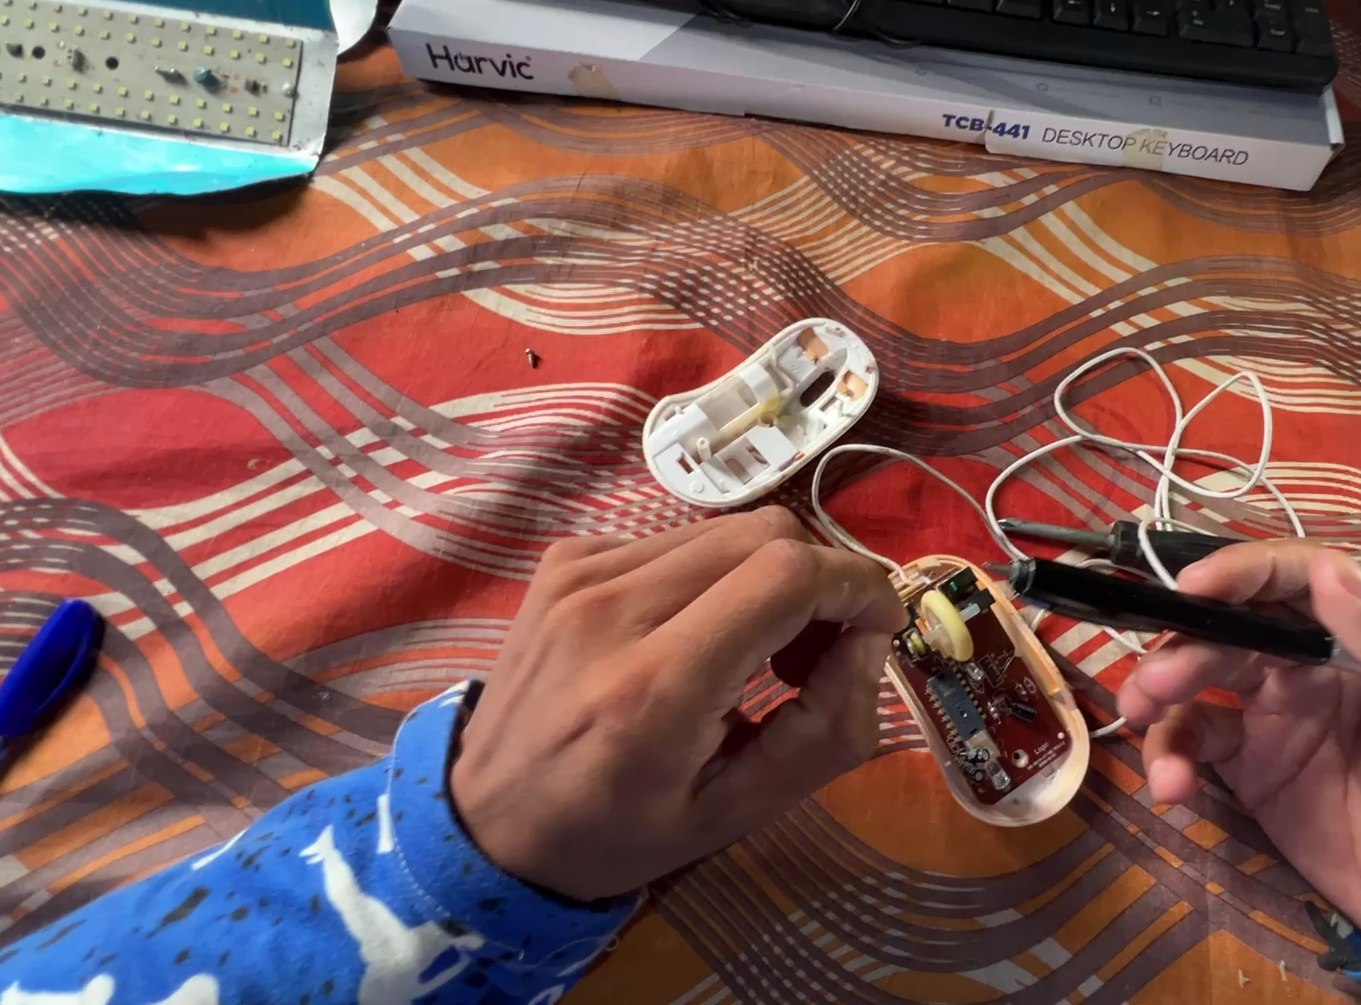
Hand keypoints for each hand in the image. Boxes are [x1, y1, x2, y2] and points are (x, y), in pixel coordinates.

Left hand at [450, 507, 906, 900]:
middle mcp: (613, 606)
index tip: (877, 624)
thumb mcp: (737, 813)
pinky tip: (694, 626)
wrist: (484, 820)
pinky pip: (683, 538)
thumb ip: (826, 730)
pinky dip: (717, 573)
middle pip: (768, 534)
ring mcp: (583, 569)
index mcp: (654, 687)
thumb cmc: (618, 832)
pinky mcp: (570, 555)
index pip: (786, 576)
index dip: (855, 584)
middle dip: (821, 579)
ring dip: (771, 574)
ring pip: (730, 529)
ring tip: (756, 641)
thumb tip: (867, 640)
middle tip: (816, 646)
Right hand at [1117, 541, 1360, 962]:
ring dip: (1157, 689)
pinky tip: (1171, 787)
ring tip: (1139, 719)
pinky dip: (1167, 754)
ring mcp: (1271, 716)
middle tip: (1156, 682)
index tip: (1194, 587)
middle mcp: (1310, 666)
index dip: (1242, 571)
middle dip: (1183, 642)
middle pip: (1229, 626)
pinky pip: (1190, 741)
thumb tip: (1335, 574)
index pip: (1297, 580)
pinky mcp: (1246, 767)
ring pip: (1194, 676)